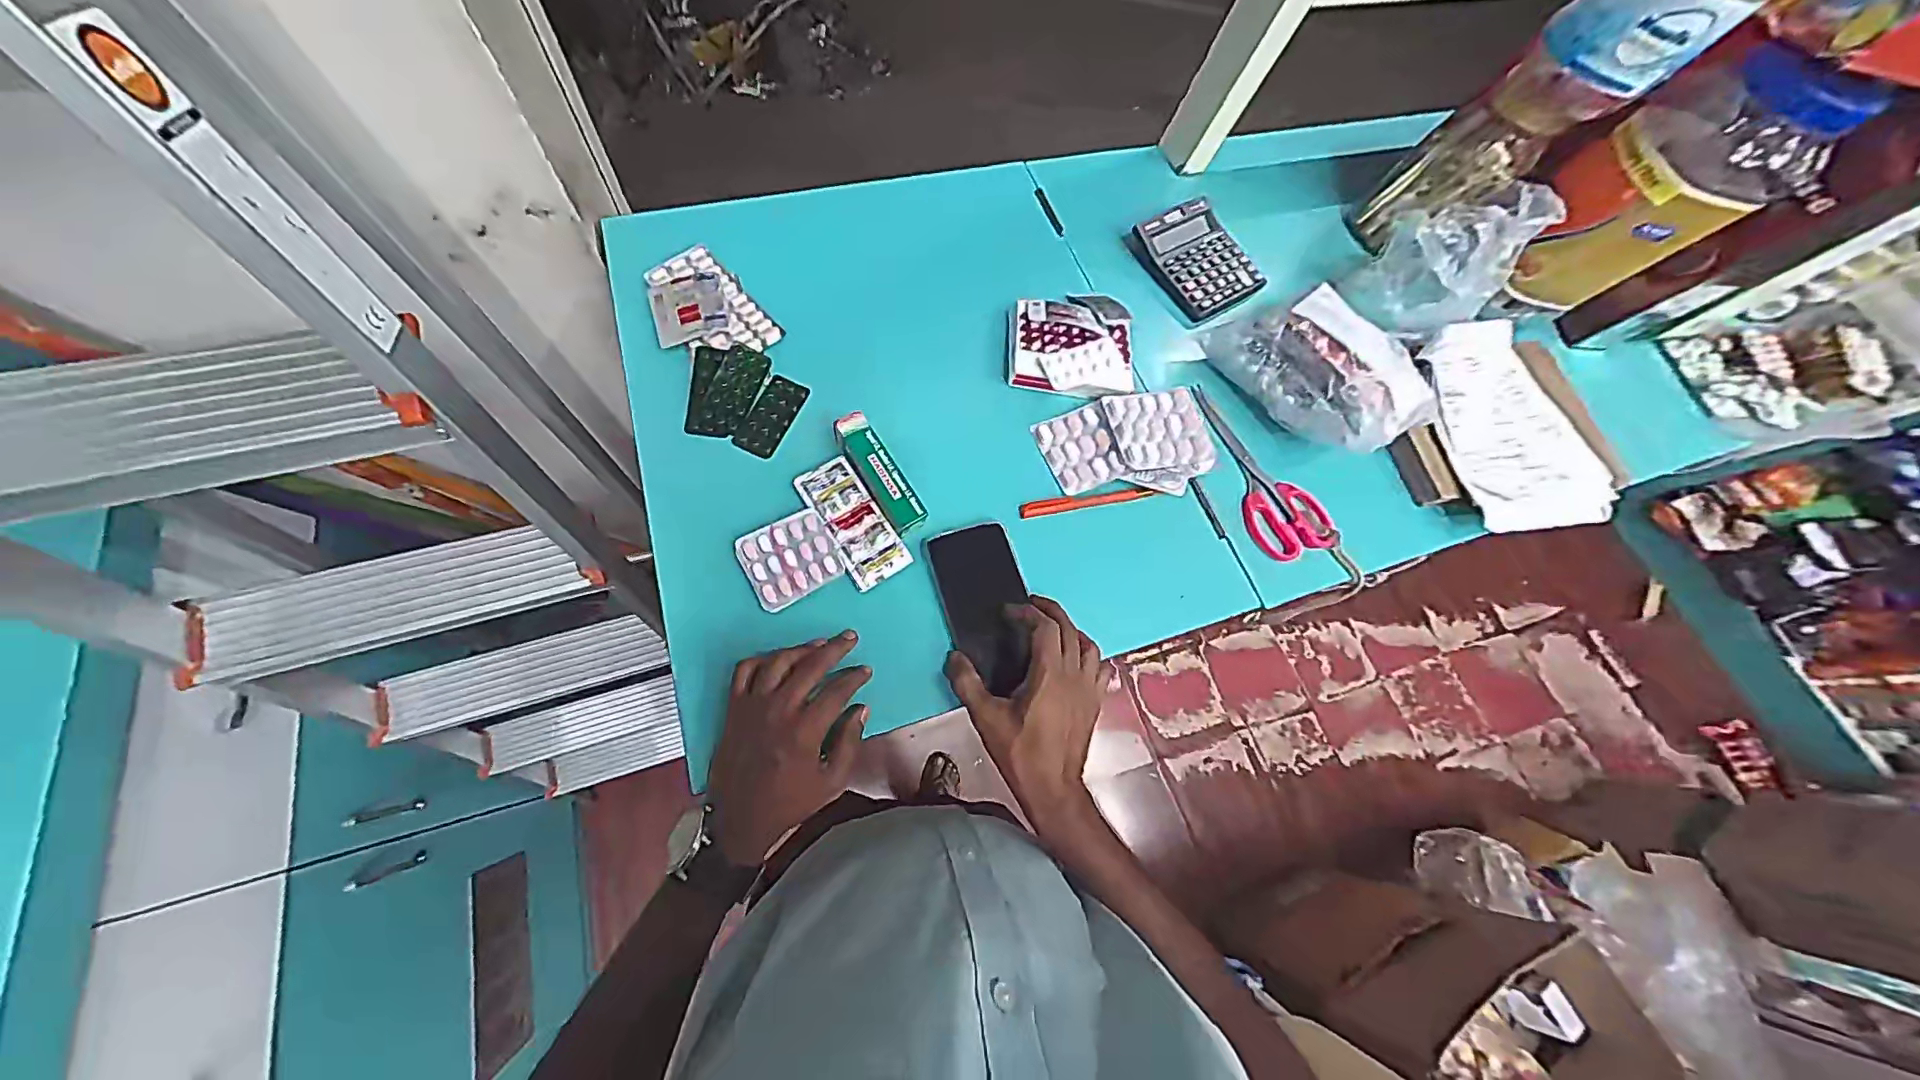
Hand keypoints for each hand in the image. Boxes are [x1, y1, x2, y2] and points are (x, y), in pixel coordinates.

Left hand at [707, 631, 870, 865]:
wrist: (740, 818)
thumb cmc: (789, 803)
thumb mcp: (831, 782)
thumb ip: (849, 743)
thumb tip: (860, 710)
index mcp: (804, 730)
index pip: (836, 690)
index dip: (854, 677)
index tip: (864, 671)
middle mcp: (778, 710)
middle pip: (810, 666)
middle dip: (835, 649)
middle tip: (849, 639)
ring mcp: (753, 706)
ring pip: (779, 661)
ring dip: (802, 648)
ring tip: (819, 643)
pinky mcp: (734, 708)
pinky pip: (745, 670)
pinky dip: (763, 658)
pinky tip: (779, 657)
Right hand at [945, 596, 1103, 842]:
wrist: (1052, 788)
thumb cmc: (1021, 753)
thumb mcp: (986, 717)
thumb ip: (967, 683)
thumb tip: (955, 658)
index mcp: (1050, 673)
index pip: (1045, 627)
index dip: (1027, 613)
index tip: (1009, 612)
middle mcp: (1075, 675)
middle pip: (1069, 628)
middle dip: (1049, 611)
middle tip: (1030, 606)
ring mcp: (1089, 688)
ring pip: (1088, 645)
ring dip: (1070, 630)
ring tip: (1052, 629)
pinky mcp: (1095, 702)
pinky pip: (1099, 667)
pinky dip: (1088, 655)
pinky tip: (1077, 661)